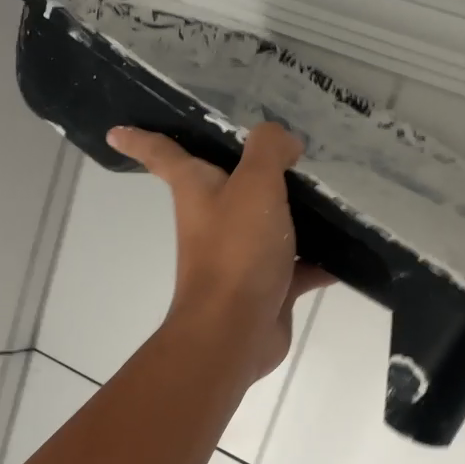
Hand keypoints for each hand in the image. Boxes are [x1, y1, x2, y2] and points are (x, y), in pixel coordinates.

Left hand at [106, 122, 332, 383]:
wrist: (235, 331)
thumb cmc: (236, 252)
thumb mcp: (255, 184)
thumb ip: (269, 150)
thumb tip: (285, 141)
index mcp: (197, 189)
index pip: (163, 154)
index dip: (140, 138)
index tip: (116, 132)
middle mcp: (213, 220)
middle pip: (228, 185)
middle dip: (247, 168)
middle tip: (281, 147)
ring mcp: (240, 256)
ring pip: (268, 225)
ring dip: (294, 212)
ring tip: (330, 190)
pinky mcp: (266, 287)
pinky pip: (297, 265)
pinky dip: (319, 260)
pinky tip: (348, 250)